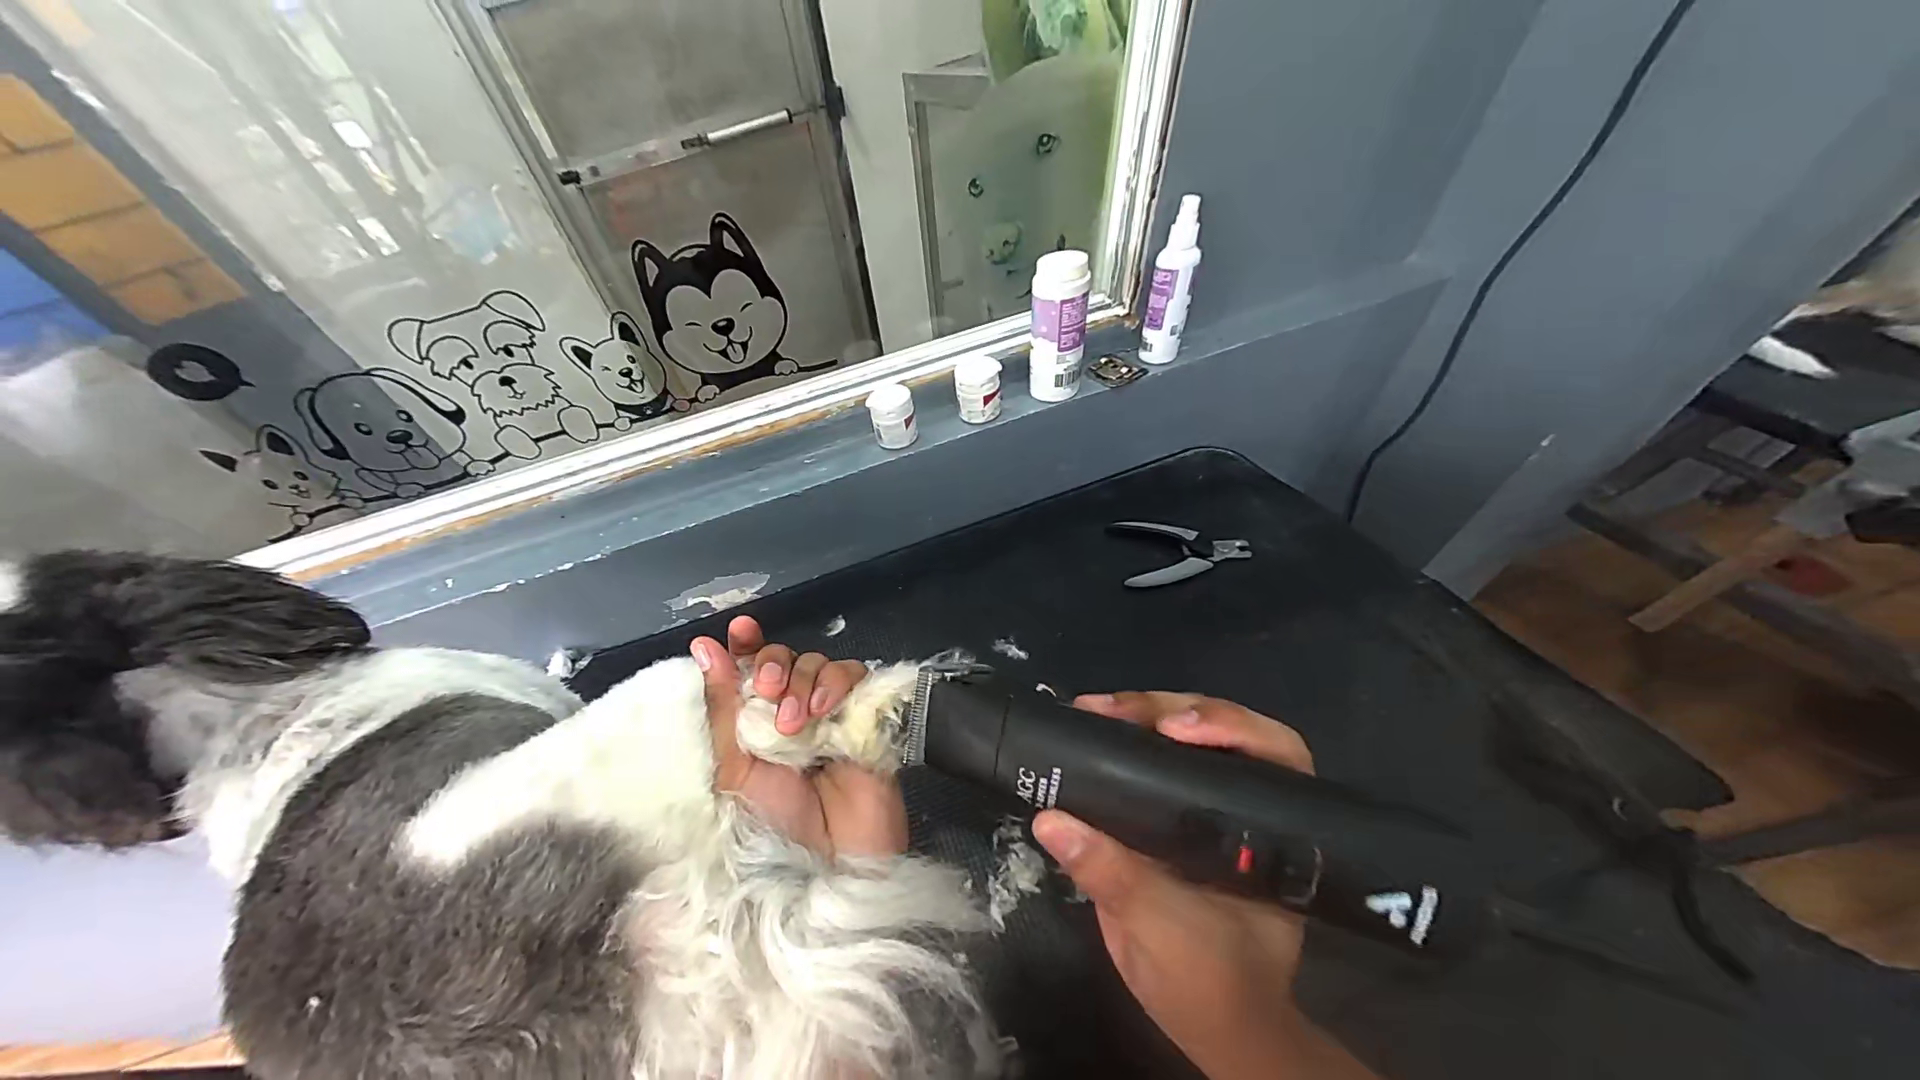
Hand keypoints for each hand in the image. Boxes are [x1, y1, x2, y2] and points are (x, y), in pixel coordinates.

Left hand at [690, 616, 908, 858]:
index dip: (746, 644)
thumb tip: (704, 647)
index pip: (751, 669)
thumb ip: (723, 706)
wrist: (831, 861)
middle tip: (771, 693)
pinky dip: (838, 681)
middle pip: (786, 658)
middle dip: (776, 665)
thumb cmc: (773, 823)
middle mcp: (791, 711)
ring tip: (798, 722)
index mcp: (755, 722)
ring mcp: (830, 712)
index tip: (741, 629)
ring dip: (804, 680)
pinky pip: (855, 675)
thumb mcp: (735, 768)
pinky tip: (826, 709)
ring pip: (819, 663)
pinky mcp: (863, 714)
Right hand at [1032, 693, 1376, 1079]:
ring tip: (1092, 708)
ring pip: (1182, 734)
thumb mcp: (1163, 932)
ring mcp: (1202, 804)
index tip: (1177, 731)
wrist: (1208, 1022)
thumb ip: (1113, 876)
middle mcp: (1241, 805)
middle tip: (1113, 708)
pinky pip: (1147, 761)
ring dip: (1138, 713)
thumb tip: (1050, 820)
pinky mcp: (1166, 811)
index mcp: (1269, 831)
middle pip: (1220, 728)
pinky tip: (1087, 730)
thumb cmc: (1210, 983)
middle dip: (1167, 706)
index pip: (1273, 753)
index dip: (1231, 726)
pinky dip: (1118, 740)